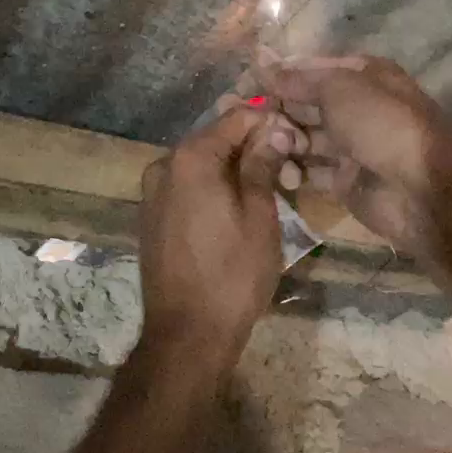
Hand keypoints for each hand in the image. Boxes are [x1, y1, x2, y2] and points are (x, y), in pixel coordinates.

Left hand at [137, 107, 292, 363]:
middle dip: (255, 147)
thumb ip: (263, 165)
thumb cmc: (232, 275)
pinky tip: (241, 208)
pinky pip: (189, 185)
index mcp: (191, 157)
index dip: (271, 123)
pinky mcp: (152, 214)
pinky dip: (216, 186)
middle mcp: (164, 164)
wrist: (186, 335)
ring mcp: (153, 190)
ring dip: (237, 169)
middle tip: (292, 174)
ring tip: (273, 194)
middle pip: (218, 138)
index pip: (237, 117)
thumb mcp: (259, 217)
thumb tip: (273, 129)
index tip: (299, 143)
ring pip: (203, 163)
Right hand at [255, 54, 451, 254]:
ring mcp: (350, 145)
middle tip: (240, 115)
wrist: (419, 189)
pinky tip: (274, 168)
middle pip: (305, 103)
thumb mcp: (338, 87)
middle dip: (276, 108)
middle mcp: (356, 107)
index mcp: (363, 76)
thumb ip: (298, 78)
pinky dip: (291, 169)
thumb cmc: (380, 124)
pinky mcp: (343, 180)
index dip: (280, 75)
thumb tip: (263, 62)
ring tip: (261, 143)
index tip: (247, 82)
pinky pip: (309, 169)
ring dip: (282, 138)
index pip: (312, 69)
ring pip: (304, 136)